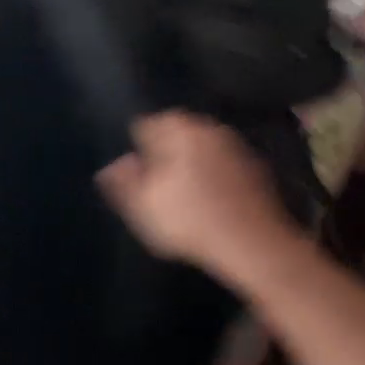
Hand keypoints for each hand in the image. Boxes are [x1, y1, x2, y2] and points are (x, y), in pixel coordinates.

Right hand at [94, 111, 300, 279]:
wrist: (252, 239)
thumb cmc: (189, 220)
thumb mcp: (143, 207)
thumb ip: (123, 182)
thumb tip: (110, 166)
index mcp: (176, 127)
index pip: (145, 124)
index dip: (136, 147)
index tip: (136, 171)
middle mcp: (206, 125)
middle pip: (176, 130)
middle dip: (166, 150)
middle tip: (157, 183)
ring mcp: (233, 141)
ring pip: (202, 144)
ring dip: (192, 160)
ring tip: (185, 192)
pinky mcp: (254, 161)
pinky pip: (224, 160)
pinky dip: (216, 172)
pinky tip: (213, 197)